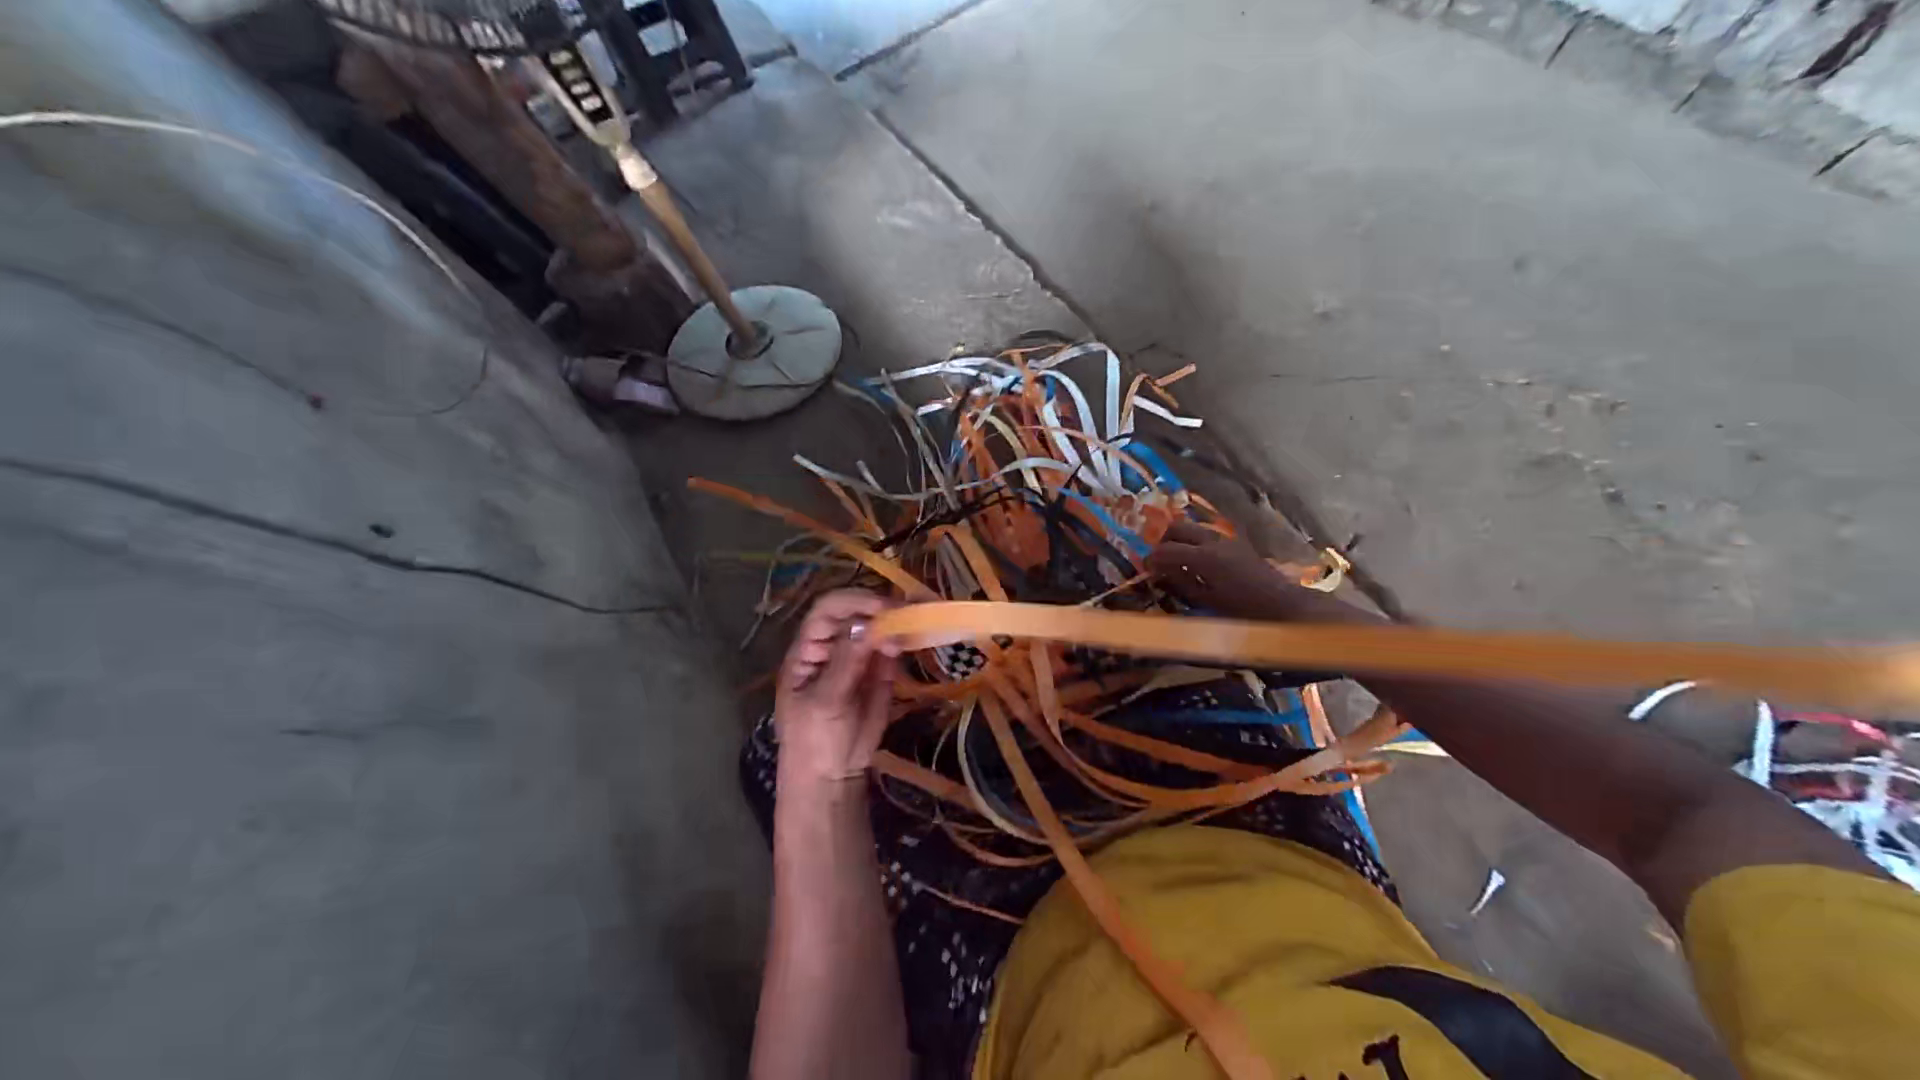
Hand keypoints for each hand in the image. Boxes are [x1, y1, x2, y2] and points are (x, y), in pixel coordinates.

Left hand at [775, 590, 900, 791]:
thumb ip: (846, 662)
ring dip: (896, 621)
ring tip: (913, 627)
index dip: (855, 601)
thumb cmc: (814, 740)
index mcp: (808, 648)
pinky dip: (904, 640)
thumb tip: (867, 623)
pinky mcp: (879, 671)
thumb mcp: (825, 702)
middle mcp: (833, 644)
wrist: (832, 776)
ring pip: (878, 627)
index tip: (883, 606)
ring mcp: (858, 656)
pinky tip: (912, 641)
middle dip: (881, 607)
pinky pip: (892, 647)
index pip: (828, 610)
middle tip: (907, 613)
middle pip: (856, 612)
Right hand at [1149, 521, 1370, 623]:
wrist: (1285, 608)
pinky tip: (1196, 563)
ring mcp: (1227, 539)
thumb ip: (1180, 583)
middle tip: (1159, 561)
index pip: (1166, 549)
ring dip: (1180, 540)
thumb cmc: (1244, 612)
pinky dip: (1195, 543)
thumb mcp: (1206, 601)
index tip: (1145, 570)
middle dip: (1163, 541)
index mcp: (1204, 557)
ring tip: (1176, 562)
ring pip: (1193, 528)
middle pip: (1177, 527)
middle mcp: (1214, 540)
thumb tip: (1159, 572)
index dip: (1152, 559)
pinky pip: (1207, 535)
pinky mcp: (1236, 543)